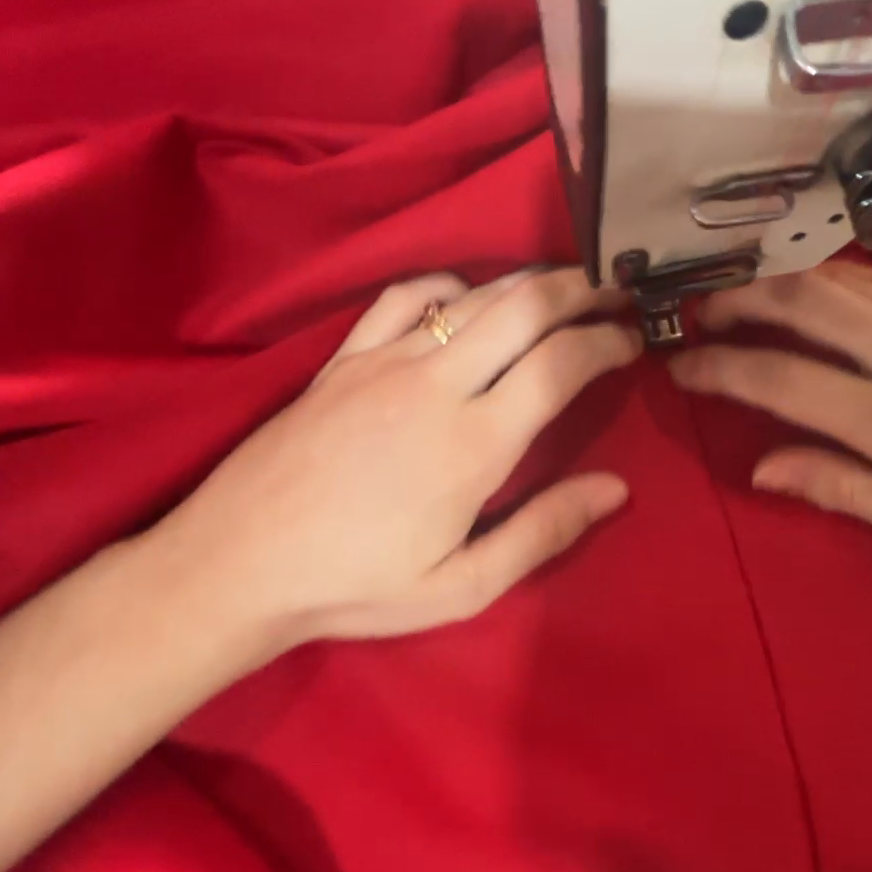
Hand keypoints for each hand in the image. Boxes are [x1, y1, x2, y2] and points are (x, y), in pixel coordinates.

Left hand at [147, 268, 640, 649]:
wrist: (235, 566)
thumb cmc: (356, 586)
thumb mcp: (462, 586)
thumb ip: (543, 532)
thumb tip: (615, 489)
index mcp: (474, 444)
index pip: (560, 364)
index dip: (608, 342)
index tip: (636, 341)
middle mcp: (435, 385)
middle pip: (524, 309)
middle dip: (581, 291)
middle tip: (617, 295)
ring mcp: (383, 362)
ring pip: (473, 297)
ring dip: (529, 285)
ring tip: (566, 289)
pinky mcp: (343, 359)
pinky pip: (403, 297)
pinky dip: (447, 285)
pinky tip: (466, 296)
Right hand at [668, 261, 871, 550]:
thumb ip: (837, 488)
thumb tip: (761, 466)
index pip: (781, 380)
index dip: (721, 369)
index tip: (682, 367)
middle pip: (804, 305)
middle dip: (740, 300)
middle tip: (701, 311)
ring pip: (840, 281)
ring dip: (780, 280)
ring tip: (742, 292)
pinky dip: (832, 277)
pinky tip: (812, 286)